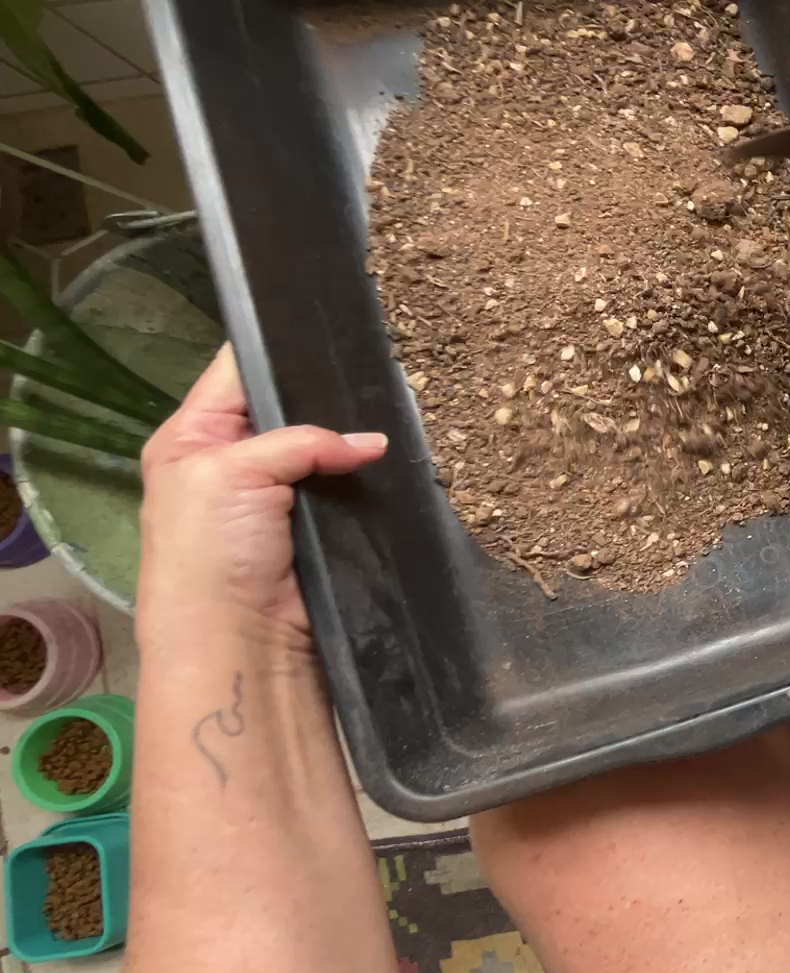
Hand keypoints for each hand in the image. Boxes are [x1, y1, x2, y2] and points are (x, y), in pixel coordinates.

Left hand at [136, 344, 387, 658]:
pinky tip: (398, 464)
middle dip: (334, 403)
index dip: (276, 354)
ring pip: (331, 452)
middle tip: (382, 382)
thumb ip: (302, 443)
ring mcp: (287, 494)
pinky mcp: (326, 523)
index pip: (237, 376)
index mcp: (195, 437)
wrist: (244, 629)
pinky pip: (354, 489)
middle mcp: (241, 460)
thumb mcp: (231, 474)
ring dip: (359, 444)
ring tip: (401, 419)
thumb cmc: (211, 548)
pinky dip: (373, 479)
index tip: (328, 335)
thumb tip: (376, 443)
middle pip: (295, 414)